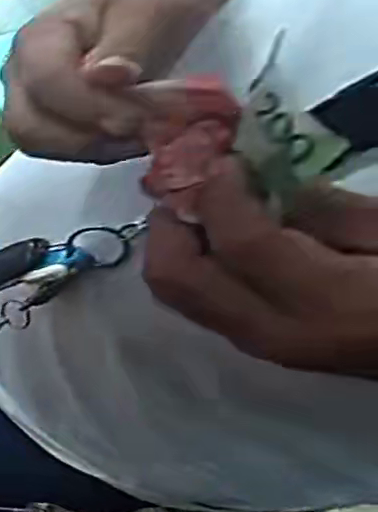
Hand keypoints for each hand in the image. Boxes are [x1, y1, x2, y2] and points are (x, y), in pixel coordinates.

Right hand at [4, 0, 218, 161]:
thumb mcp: (159, 4)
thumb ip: (131, 40)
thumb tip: (105, 77)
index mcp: (37, 40)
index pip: (46, 84)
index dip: (89, 106)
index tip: (144, 118)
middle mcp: (16, 73)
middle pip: (28, 123)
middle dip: (85, 136)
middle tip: (145, 134)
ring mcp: (23, 98)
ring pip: (35, 140)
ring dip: (87, 148)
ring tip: (141, 138)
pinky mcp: (40, 115)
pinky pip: (51, 145)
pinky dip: (89, 149)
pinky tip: (126, 139)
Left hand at [144, 157, 377, 375]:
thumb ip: (341, 215)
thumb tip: (271, 186)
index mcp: (331, 301)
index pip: (242, 245)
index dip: (222, 198)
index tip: (219, 163)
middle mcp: (275, 331)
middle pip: (177, 276)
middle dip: (170, 227)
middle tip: (190, 188)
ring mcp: (261, 345)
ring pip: (176, 293)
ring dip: (171, 248)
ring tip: (196, 210)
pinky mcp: (259, 348)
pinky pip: (198, 304)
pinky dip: (192, 268)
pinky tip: (213, 240)